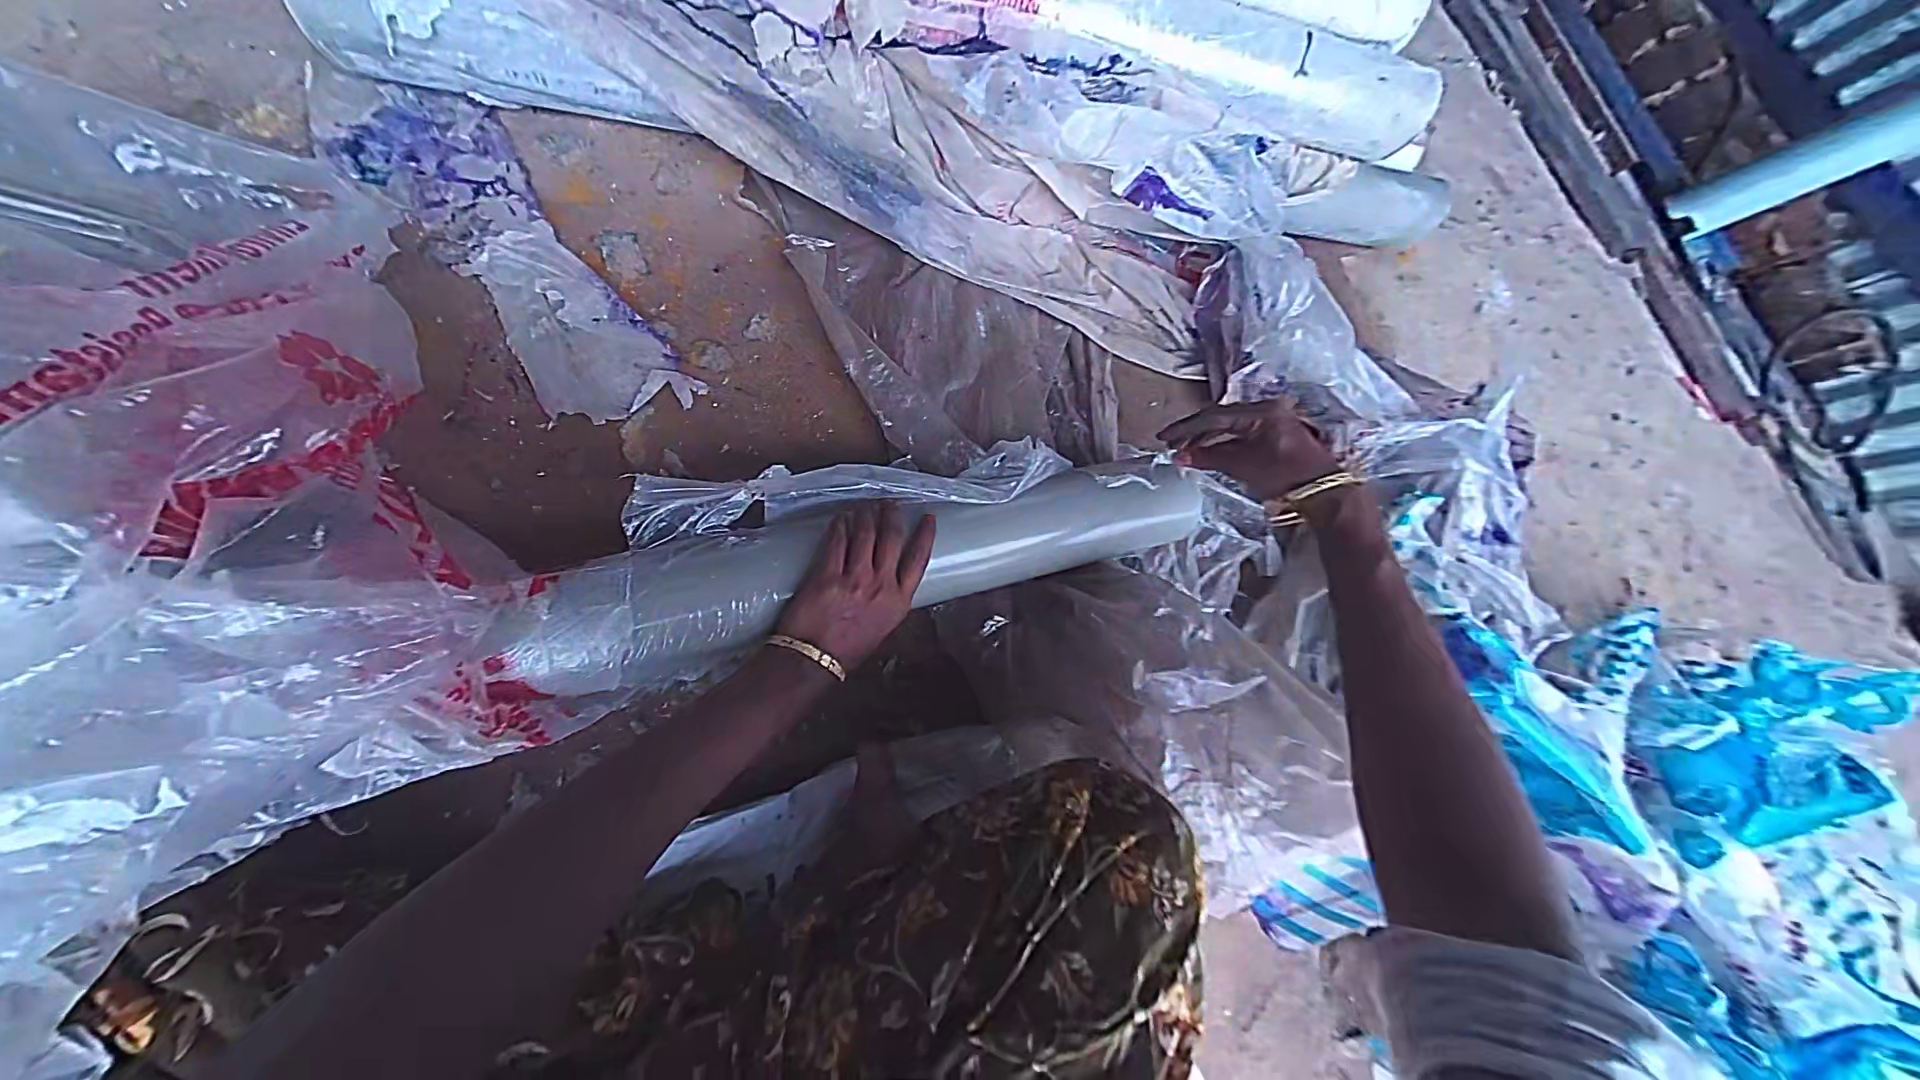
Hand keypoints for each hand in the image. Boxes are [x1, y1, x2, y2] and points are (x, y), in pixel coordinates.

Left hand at [777, 502, 935, 671]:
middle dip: (892, 516)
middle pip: (892, 539)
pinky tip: (841, 518)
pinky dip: (840, 526)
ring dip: (866, 515)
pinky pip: (837, 541)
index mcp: (899, 601)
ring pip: (865, 534)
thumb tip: (887, 578)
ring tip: (865, 506)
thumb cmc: (847, 651)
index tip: (928, 518)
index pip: (918, 559)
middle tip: (889, 503)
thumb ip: (888, 600)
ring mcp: (855, 578)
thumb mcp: (882, 626)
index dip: (925, 535)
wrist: (814, 661)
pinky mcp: (827, 575)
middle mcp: (881, 586)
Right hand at [1157, 399, 1341, 500]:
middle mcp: (1267, 410)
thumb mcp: (1242, 465)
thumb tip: (1179, 456)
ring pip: (1230, 425)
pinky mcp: (1275, 434)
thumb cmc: (1283, 475)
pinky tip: (1209, 452)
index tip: (1164, 438)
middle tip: (1172, 444)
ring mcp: (1273, 421)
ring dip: (1207, 438)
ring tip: (1187, 451)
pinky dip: (1222, 442)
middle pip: (1220, 417)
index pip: (1213, 416)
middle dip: (1194, 432)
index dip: (1185, 428)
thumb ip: (1209, 457)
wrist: (1321, 492)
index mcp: (1260, 411)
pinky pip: (1240, 433)